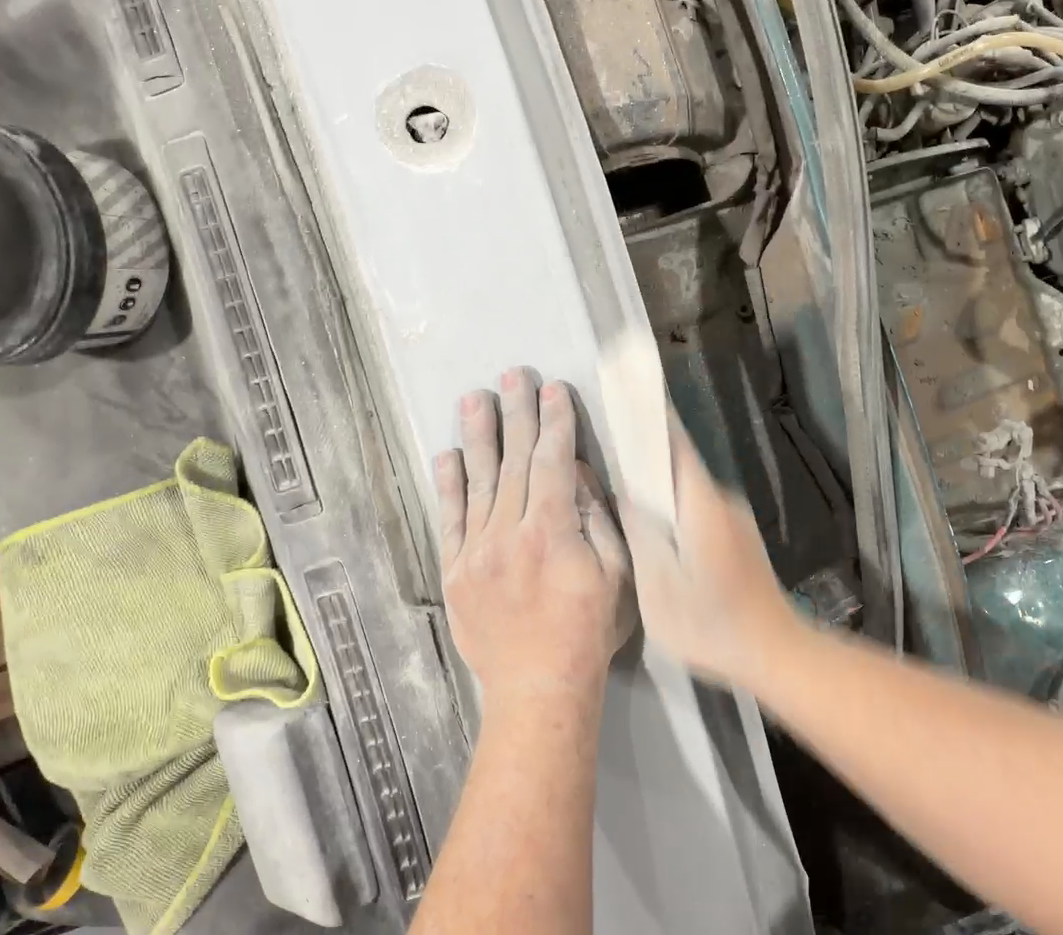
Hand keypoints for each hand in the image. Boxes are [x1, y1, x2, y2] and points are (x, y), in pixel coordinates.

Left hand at [434, 369, 632, 702]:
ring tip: (475, 398)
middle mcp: (507, 533)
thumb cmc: (589, 631)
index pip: (551, 462)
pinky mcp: (454, 571)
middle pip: (513, 461)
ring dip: (478, 436)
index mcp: (551, 531)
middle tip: (513, 375)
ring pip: (477, 482)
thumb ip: (594, 520)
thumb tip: (574, 476)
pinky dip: (448, 485)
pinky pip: (449, 519)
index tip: (555, 390)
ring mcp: (475, 551)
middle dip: (516, 414)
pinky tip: (448, 454)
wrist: (538, 687)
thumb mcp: (614, 574)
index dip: (555, 423)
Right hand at [621, 414, 802, 687]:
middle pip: (680, 464)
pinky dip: (673, 506)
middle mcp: (722, 501)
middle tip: (608, 440)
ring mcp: (734, 520)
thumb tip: (625, 494)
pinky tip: (653, 525)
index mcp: (702, 504)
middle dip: (647, 450)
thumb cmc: (711, 624)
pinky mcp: (736, 539)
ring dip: (659, 483)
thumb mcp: (659, 586)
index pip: (675, 445)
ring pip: (688, 489)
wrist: (774, 651)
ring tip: (620, 484)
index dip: (653, 415)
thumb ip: (641, 534)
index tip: (629, 387)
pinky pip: (697, 509)